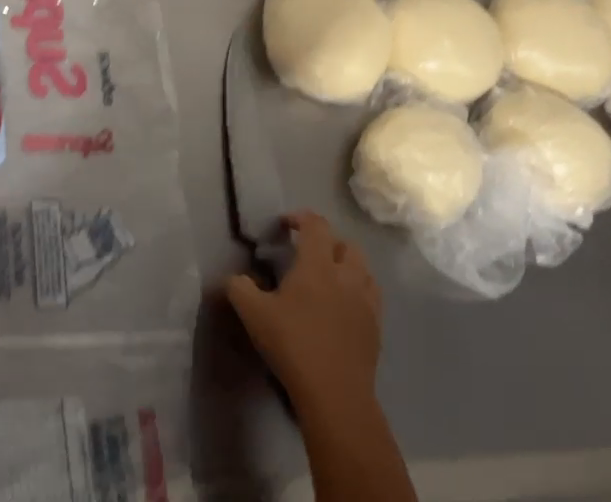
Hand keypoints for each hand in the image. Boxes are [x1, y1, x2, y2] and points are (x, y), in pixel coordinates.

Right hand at [225, 211, 381, 409]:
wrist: (335, 392)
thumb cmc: (292, 344)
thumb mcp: (252, 313)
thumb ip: (238, 287)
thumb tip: (235, 278)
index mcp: (317, 266)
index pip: (316, 226)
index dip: (300, 218)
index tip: (285, 225)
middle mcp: (347, 277)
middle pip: (346, 244)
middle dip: (327, 241)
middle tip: (306, 252)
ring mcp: (366, 302)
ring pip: (363, 269)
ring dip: (346, 264)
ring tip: (327, 277)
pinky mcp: (376, 326)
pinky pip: (370, 295)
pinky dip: (356, 290)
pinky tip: (341, 306)